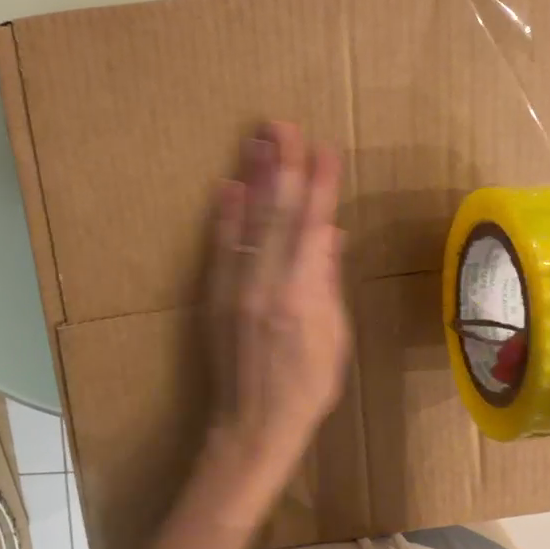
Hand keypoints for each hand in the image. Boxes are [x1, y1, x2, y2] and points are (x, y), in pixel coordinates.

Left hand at [204, 122, 350, 490]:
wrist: (253, 424)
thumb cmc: (307, 387)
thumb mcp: (334, 336)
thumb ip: (328, 281)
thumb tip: (331, 234)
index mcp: (303, 293)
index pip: (314, 225)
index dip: (320, 184)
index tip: (325, 148)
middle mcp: (267, 283)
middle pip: (277, 214)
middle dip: (282, 165)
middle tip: (281, 123)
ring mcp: (236, 288)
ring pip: (248, 222)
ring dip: (253, 178)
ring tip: (257, 138)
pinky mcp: (215, 297)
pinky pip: (220, 249)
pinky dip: (224, 216)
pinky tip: (226, 186)